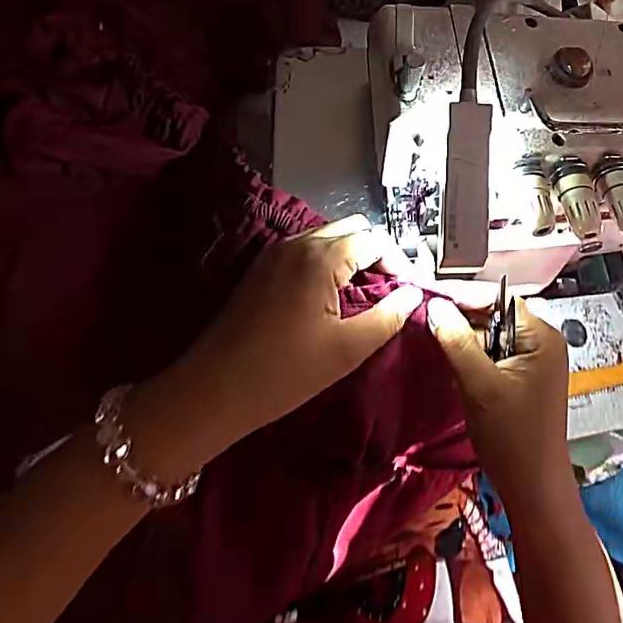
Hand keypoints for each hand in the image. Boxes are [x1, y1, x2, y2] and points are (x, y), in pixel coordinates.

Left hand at [128, 215, 423, 476]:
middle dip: (377, 253)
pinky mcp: (262, 268)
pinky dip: (329, 263)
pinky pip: (308, 250)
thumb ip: (389, 316)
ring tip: (364, 296)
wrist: (208, 394)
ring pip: (329, 237)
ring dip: (353, 257)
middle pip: (353, 228)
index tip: (408, 292)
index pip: (376, 240)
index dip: (399, 263)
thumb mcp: (347, 349)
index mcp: (321, 257)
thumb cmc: (283, 373)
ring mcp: (276, 253)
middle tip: (388, 290)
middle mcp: (298, 244)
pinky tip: (331, 298)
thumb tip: (413, 294)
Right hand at [426, 293, 569, 491]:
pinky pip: (499, 356)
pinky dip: (478, 360)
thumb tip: (435, 305)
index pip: (501, 300)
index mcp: (543, 336)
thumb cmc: (511, 437)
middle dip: (466, 323)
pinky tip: (460, 370)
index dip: (467, 298)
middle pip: (498, 317)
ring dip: (469, 344)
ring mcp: (538, 361)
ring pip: (495, 338)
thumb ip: (457, 341)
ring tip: (442, 349)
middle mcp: (545, 341)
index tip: (433, 301)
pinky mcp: (528, 378)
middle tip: (431, 327)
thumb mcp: (479, 386)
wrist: (533, 489)